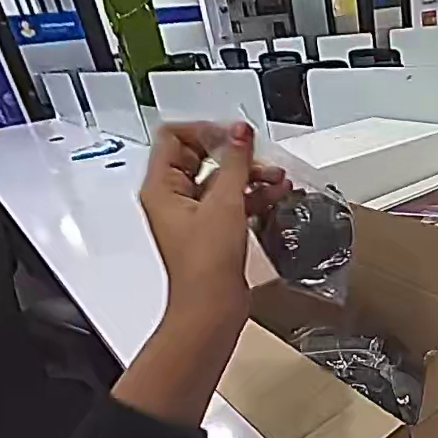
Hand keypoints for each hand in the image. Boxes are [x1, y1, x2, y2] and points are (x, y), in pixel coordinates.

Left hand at [139, 121, 289, 333]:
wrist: (213, 307)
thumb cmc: (205, 266)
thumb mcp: (224, 203)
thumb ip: (235, 162)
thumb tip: (240, 132)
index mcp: (161, 187)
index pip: (175, 137)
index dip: (206, 130)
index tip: (235, 135)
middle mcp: (173, 198)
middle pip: (200, 156)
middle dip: (234, 154)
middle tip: (257, 154)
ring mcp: (193, 215)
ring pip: (220, 179)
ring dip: (248, 175)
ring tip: (276, 177)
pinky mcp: (212, 230)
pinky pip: (230, 201)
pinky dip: (251, 195)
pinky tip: (274, 194)